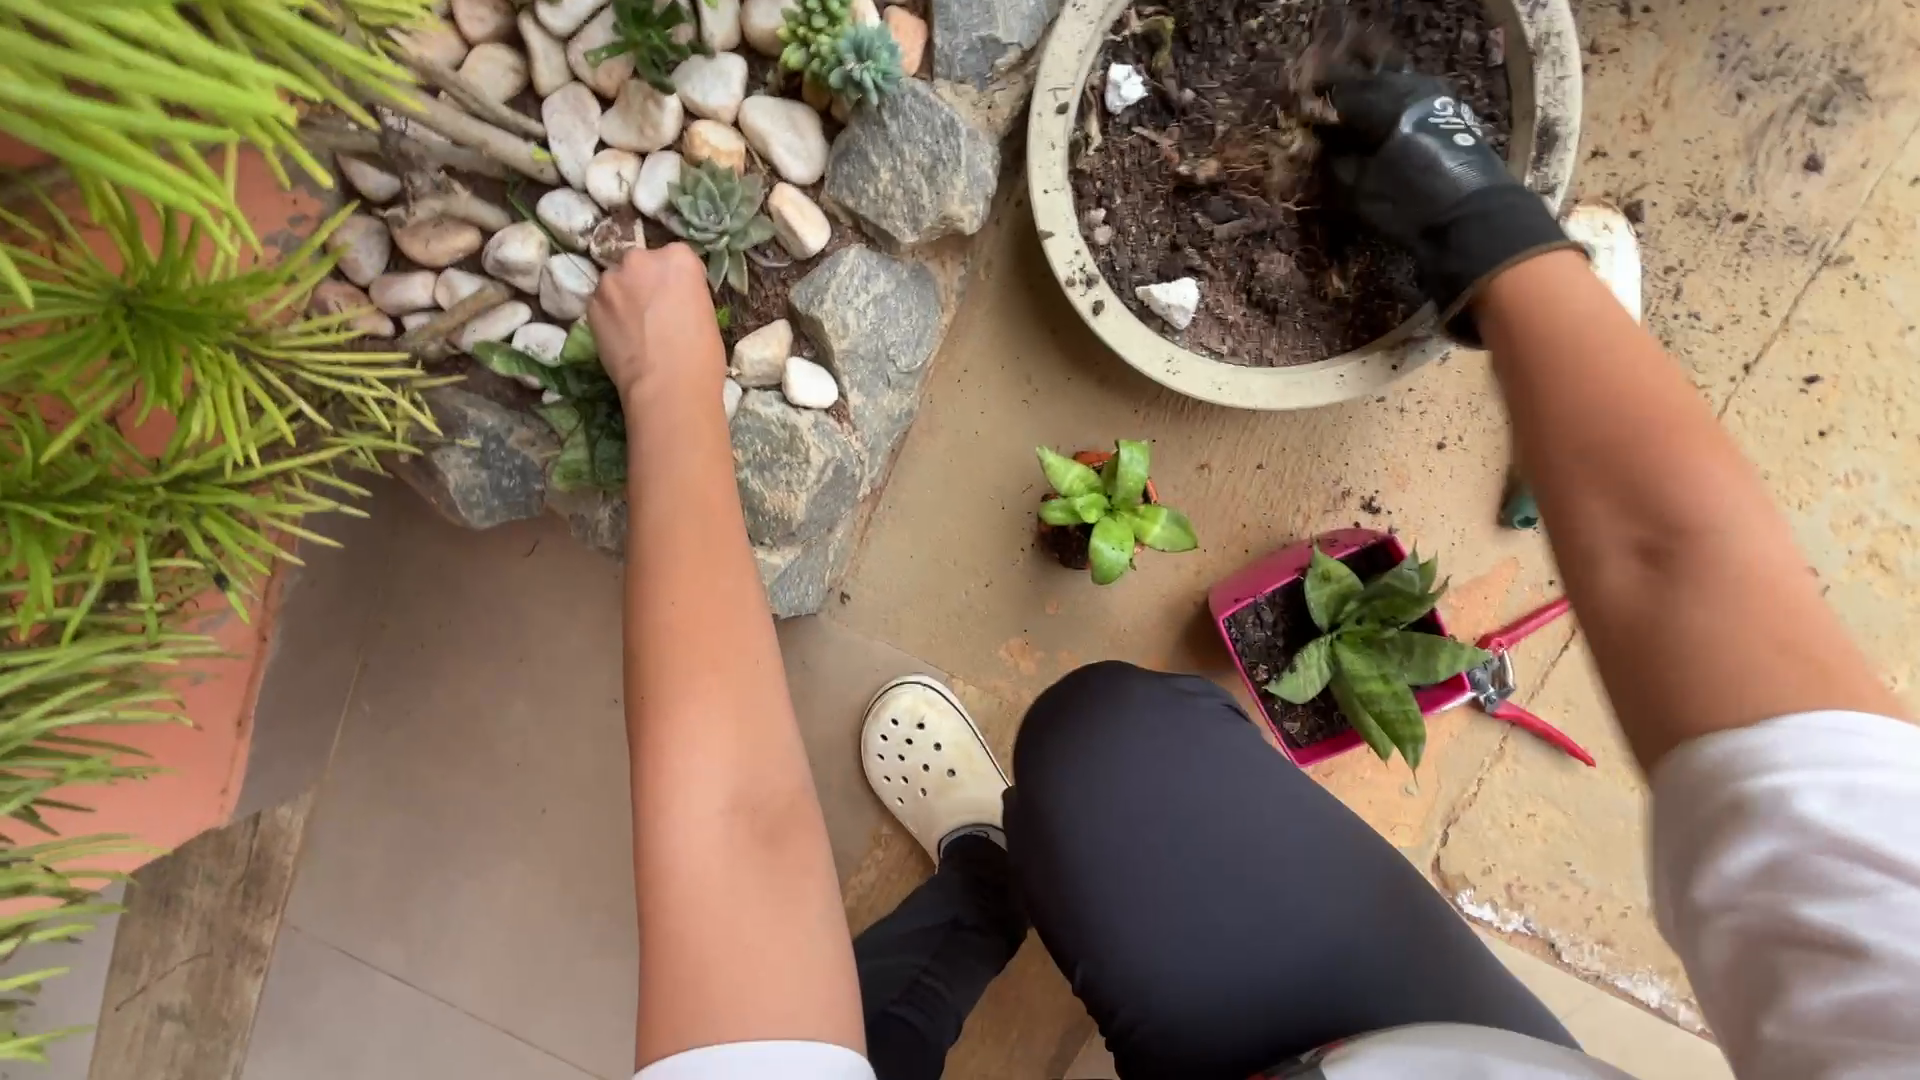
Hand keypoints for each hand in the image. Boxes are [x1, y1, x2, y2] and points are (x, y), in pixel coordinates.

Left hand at [587, 243, 725, 403]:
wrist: (668, 387)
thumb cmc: (701, 356)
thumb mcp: (706, 316)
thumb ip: (686, 297)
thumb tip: (672, 304)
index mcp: (678, 258)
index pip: (678, 258)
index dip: (680, 281)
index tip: (683, 300)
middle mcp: (641, 259)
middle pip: (643, 264)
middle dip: (647, 283)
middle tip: (657, 314)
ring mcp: (611, 280)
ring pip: (619, 283)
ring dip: (626, 299)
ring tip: (636, 330)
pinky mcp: (591, 304)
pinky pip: (603, 304)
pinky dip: (611, 317)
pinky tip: (623, 340)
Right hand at [1315, 69, 1579, 343]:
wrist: (1472, 220)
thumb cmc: (1410, 207)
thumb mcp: (1361, 192)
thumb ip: (1338, 164)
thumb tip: (1324, 148)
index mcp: (1390, 109)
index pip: (1348, 96)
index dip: (1326, 106)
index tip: (1309, 117)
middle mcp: (1416, 95)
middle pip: (1376, 84)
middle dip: (1351, 98)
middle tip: (1331, 114)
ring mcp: (1439, 101)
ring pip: (1398, 88)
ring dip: (1377, 99)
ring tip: (1357, 118)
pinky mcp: (1453, 114)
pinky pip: (1416, 99)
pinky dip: (1397, 107)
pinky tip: (1386, 124)